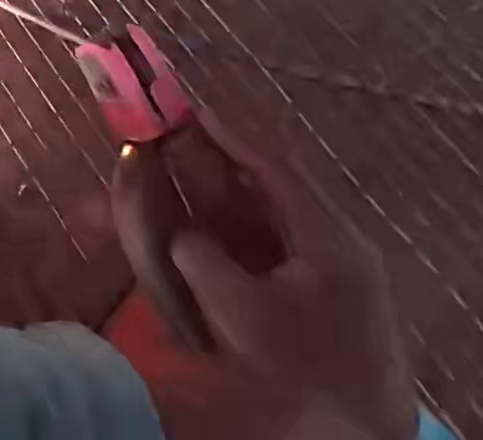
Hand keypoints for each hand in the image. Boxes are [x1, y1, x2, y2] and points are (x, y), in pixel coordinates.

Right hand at [108, 114, 417, 439]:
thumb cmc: (305, 374)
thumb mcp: (239, 311)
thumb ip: (194, 254)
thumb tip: (176, 232)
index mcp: (328, 240)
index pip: (272, 169)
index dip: (227, 135)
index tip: (187, 108)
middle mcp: (326, 248)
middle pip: (255, 189)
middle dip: (202, 165)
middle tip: (159, 141)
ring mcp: (318, 275)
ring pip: (249, 220)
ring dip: (200, 201)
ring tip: (154, 185)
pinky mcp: (304, 299)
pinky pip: (249, 250)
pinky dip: (212, 236)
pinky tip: (179, 236)